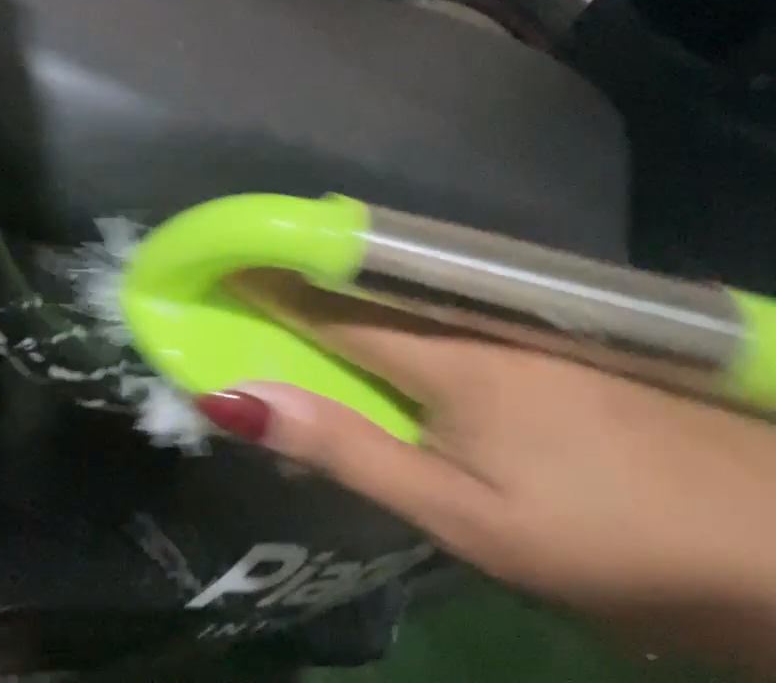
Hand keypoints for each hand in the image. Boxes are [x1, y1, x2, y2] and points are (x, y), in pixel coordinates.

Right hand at [196, 273, 775, 671]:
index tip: (205, 271)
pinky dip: (404, 314)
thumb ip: (343, 450)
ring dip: (350, 296)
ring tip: (305, 308)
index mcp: (449, 355)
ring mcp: (536, 329)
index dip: (260, 287)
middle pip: (368, 293)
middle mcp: (485, 322)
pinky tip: (403, 335)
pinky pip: (459, 314)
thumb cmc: (608, 543)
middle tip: (244, 291)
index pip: (323, 305)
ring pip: (416, 299)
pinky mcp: (574, 347)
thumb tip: (227, 398)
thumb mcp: (462, 516)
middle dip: (300, 286)